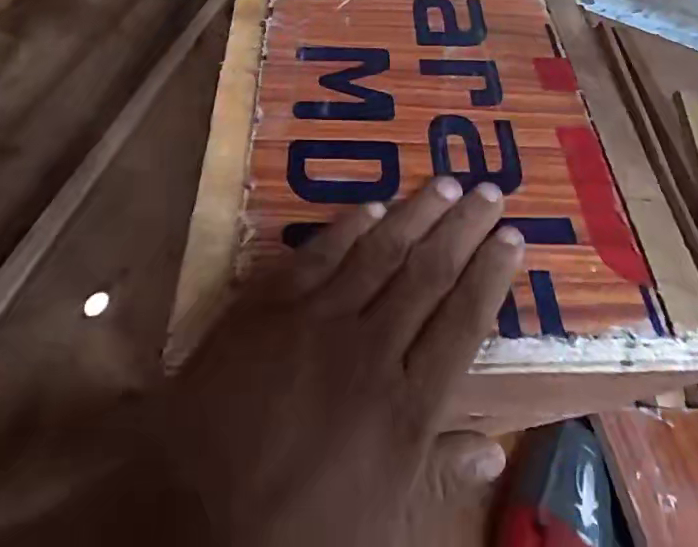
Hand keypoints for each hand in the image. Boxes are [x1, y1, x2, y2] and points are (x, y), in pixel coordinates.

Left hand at [156, 177, 524, 545]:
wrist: (185, 518)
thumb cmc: (295, 527)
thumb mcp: (381, 521)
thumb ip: (439, 474)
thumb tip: (497, 449)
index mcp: (406, 407)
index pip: (464, 321)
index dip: (491, 274)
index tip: (513, 237)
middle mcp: (371, 351)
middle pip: (430, 273)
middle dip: (465, 228)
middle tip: (491, 191)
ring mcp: (317, 322)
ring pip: (382, 252)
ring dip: (418, 213)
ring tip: (448, 184)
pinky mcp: (268, 307)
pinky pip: (319, 254)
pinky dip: (350, 226)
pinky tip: (375, 205)